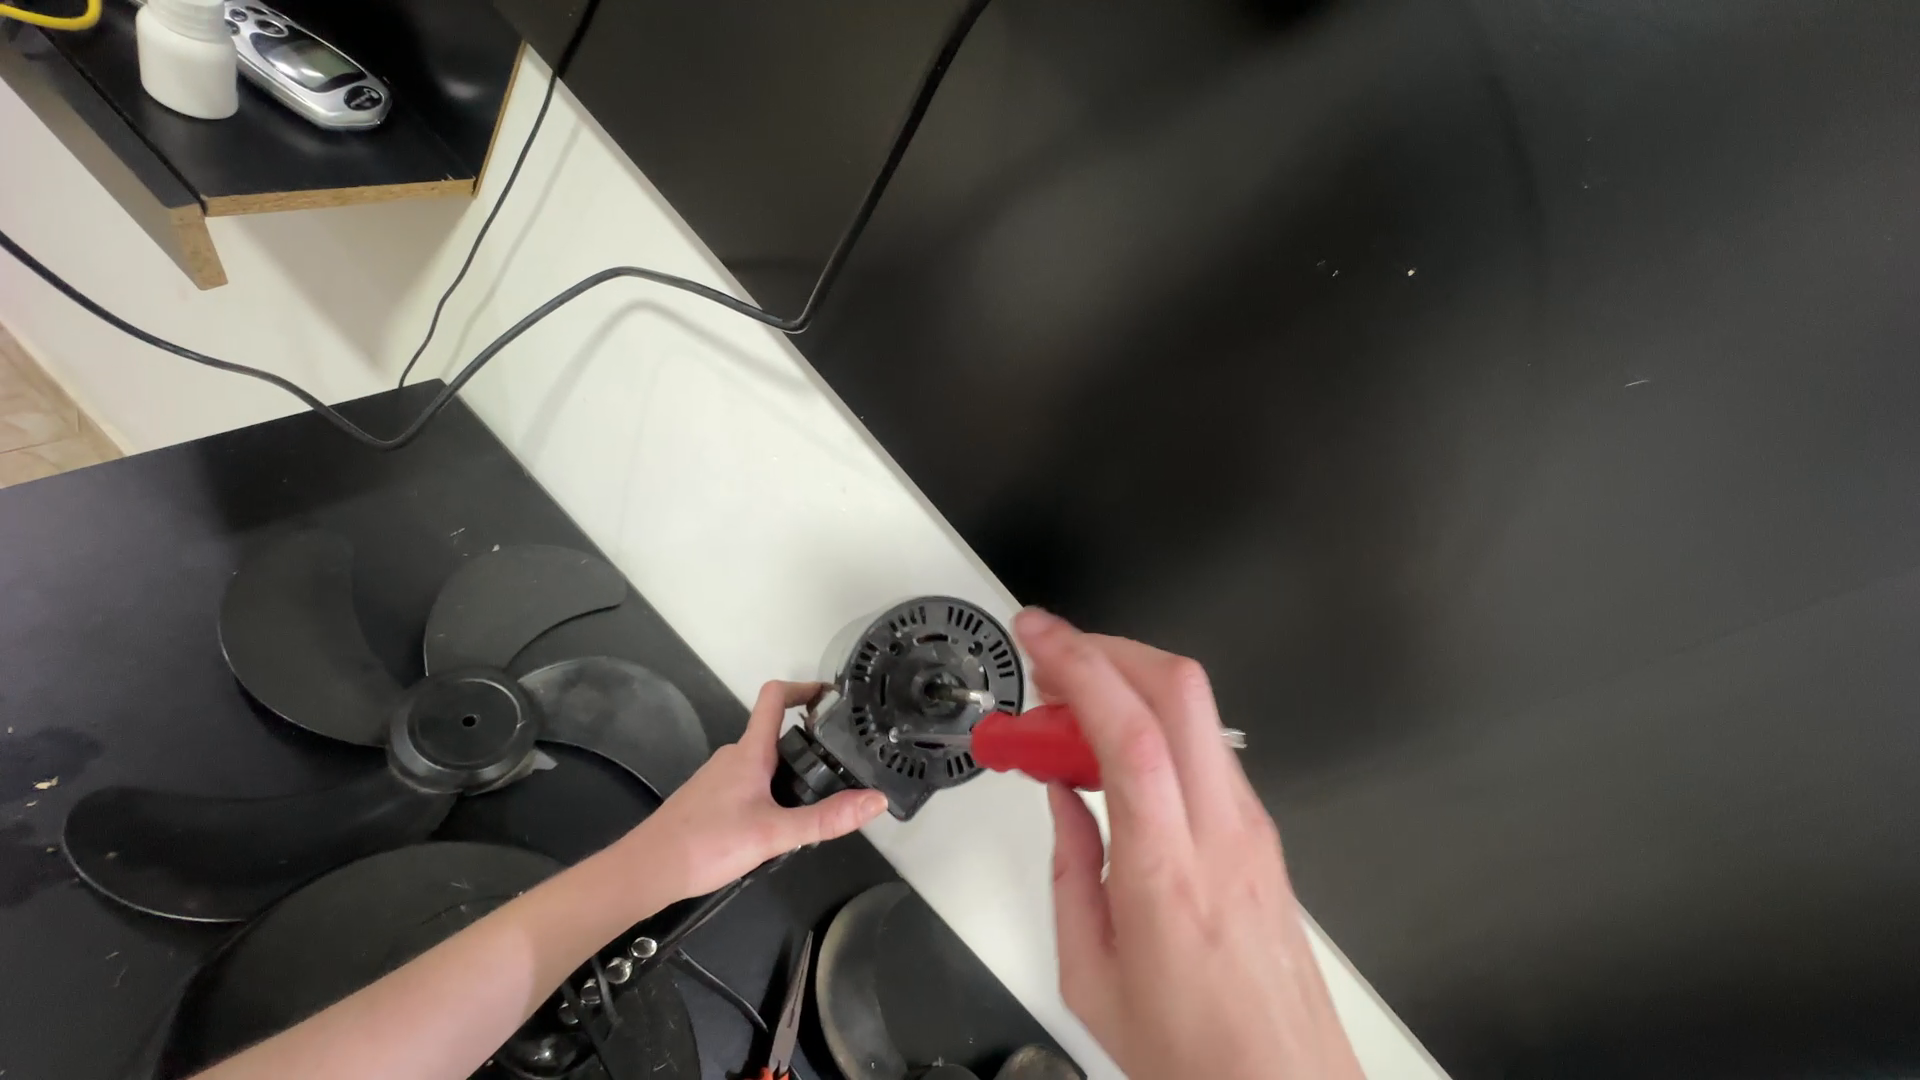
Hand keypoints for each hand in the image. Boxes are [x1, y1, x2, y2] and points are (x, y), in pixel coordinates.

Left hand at [622, 681, 888, 900]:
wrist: (646, 871)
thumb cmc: (708, 843)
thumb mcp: (774, 833)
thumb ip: (826, 819)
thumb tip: (876, 800)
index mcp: (750, 752)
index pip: (775, 697)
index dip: (804, 687)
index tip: (831, 695)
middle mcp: (733, 756)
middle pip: (775, 734)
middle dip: (808, 746)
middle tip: (839, 768)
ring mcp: (718, 777)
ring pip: (763, 764)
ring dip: (789, 775)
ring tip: (814, 806)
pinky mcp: (709, 799)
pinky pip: (748, 784)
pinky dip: (769, 793)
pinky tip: (775, 827)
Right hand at [1016, 609, 1363, 1079]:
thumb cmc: (1195, 1049)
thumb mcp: (1091, 971)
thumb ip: (1070, 866)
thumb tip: (1061, 796)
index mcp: (1165, 871)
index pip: (1126, 734)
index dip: (1078, 666)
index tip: (1036, 636)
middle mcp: (1220, 831)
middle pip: (1177, 690)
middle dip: (1105, 647)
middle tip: (1049, 659)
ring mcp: (1249, 823)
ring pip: (1194, 707)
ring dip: (1124, 680)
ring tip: (1069, 707)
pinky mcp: (1260, 828)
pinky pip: (1201, 743)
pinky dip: (1149, 718)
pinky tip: (1112, 746)